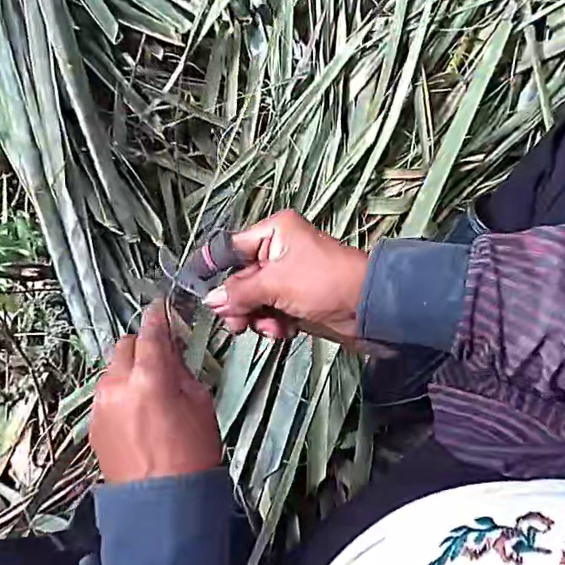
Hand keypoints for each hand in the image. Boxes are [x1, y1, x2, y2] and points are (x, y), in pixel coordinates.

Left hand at [91, 301, 223, 483]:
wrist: (162, 505)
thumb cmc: (191, 457)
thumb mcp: (200, 406)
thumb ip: (182, 374)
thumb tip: (171, 357)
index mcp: (148, 378)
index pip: (150, 334)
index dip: (157, 318)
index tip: (160, 309)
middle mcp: (117, 386)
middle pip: (124, 346)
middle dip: (143, 346)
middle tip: (163, 357)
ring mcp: (100, 406)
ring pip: (113, 370)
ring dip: (131, 370)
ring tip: (152, 391)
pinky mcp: (93, 425)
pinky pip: (107, 395)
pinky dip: (122, 394)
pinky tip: (140, 412)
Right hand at [202, 210, 368, 342]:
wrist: (369, 308)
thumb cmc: (324, 282)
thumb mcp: (276, 284)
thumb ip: (239, 292)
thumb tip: (209, 300)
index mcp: (274, 232)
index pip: (230, 248)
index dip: (212, 269)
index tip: (195, 290)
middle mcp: (278, 251)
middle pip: (240, 279)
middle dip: (239, 303)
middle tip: (238, 324)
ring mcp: (287, 277)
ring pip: (254, 300)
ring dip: (257, 318)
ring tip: (271, 328)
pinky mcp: (296, 300)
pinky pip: (271, 312)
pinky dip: (273, 324)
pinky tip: (284, 332)